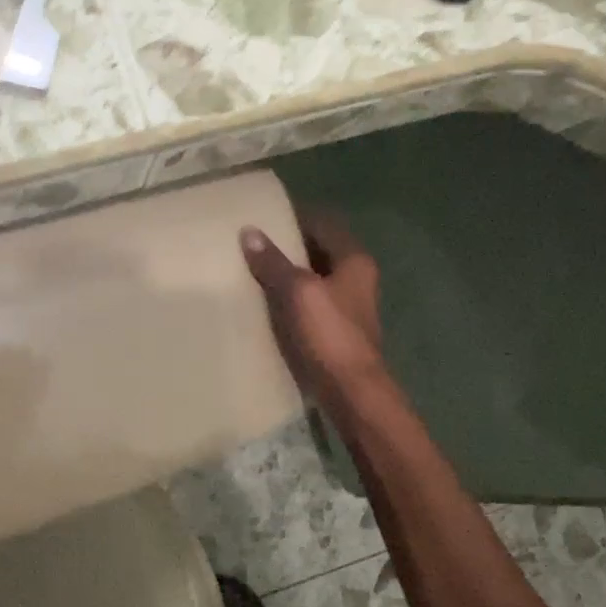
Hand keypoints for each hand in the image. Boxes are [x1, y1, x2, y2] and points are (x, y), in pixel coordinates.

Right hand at [240, 212, 385, 405]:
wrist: (351, 391)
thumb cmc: (329, 334)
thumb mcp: (297, 292)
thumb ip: (273, 262)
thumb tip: (249, 232)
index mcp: (353, 260)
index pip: (323, 224)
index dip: (295, 217)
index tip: (264, 215)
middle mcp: (356, 277)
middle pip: (318, 251)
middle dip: (288, 245)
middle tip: (252, 241)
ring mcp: (347, 305)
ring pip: (313, 277)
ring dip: (288, 273)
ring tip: (252, 268)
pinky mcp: (336, 329)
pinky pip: (310, 302)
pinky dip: (290, 298)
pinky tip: (265, 302)